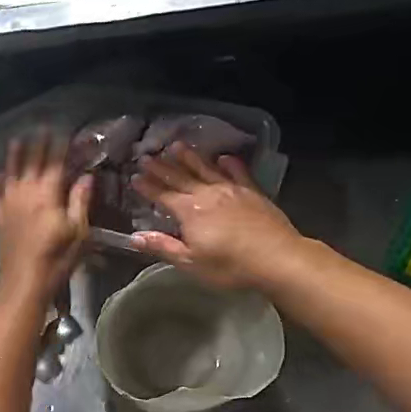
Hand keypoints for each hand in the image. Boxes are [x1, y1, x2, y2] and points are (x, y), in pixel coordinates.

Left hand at [0, 128, 91, 300]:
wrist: (24, 281)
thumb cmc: (56, 258)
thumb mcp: (78, 232)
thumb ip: (80, 201)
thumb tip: (86, 177)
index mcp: (47, 194)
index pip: (54, 163)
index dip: (58, 146)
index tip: (62, 131)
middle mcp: (26, 193)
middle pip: (31, 162)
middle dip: (38, 144)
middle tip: (41, 128)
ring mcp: (9, 203)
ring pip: (11, 172)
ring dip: (15, 155)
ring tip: (17, 140)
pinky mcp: (0, 216)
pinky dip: (1, 178)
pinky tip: (1, 174)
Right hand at [131, 143, 303, 288]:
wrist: (276, 257)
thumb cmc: (229, 265)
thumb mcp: (190, 262)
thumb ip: (163, 246)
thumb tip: (135, 236)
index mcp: (189, 211)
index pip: (162, 195)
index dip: (148, 187)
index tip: (134, 177)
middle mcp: (207, 194)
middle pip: (180, 177)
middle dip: (162, 167)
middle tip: (147, 156)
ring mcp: (231, 190)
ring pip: (206, 169)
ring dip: (190, 157)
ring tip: (176, 145)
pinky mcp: (252, 192)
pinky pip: (237, 172)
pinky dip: (229, 163)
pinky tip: (223, 157)